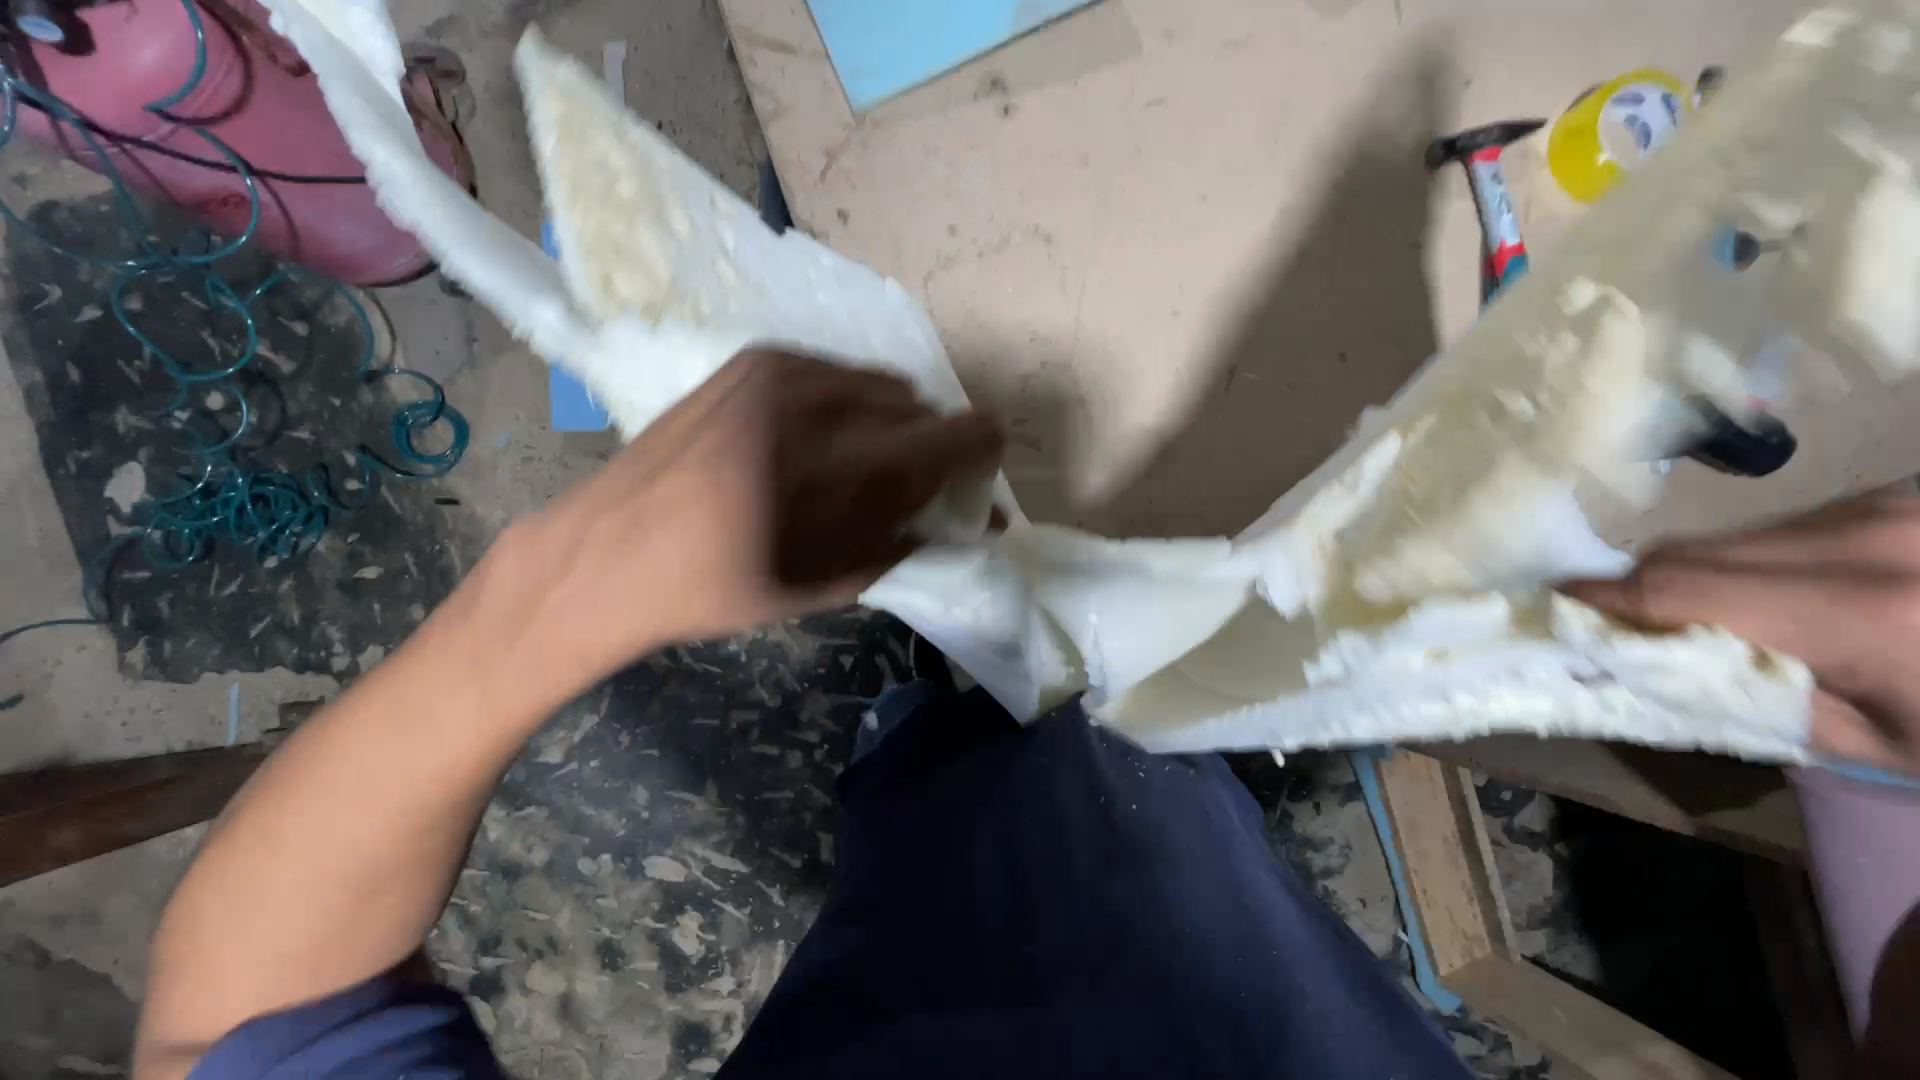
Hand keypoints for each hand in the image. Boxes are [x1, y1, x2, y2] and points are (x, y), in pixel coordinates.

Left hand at [465, 349, 1002, 702]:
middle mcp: (831, 403)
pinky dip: (844, 403)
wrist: (608, 550)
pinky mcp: (756, 358)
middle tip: (908, 485)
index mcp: (854, 469)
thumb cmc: (722, 587)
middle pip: (923, 408)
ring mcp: (789, 371)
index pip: (962, 434)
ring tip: (852, 463)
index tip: (977, 476)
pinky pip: (835, 372)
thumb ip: (908, 544)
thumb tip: (971, 523)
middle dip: (929, 446)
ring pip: (881, 385)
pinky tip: (811, 439)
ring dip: (887, 422)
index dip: (981, 454)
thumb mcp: (828, 584)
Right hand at [1562, 489, 1919, 768]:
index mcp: (1864, 611)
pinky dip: (1752, 564)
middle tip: (1621, 629)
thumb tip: (1653, 667)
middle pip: (1691, 553)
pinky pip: (1783, 527)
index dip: (1603, 599)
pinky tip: (1788, 598)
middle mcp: (1865, 537)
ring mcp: (1887, 506)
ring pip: (1730, 537)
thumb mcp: (1883, 748)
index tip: (1551, 609)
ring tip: (1718, 623)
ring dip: (1698, 577)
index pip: (1679, 590)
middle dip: (1640, 591)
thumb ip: (1759, 701)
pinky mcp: (1898, 496)